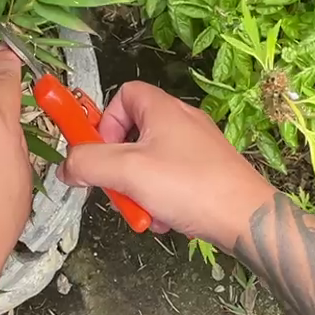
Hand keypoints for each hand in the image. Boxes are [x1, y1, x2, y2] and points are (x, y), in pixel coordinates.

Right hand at [60, 81, 274, 251]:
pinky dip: (161, 202)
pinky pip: (169, 183)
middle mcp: (182, 123)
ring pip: (149, 165)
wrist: (246, 218)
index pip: (123, 95)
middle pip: (132, 136)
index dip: (104, 122)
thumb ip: (89, 164)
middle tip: (119, 190)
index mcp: (163, 110)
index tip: (97, 151)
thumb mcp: (128, 172)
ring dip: (139, 192)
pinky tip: (167, 219)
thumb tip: (68, 166)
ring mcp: (196, 150)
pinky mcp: (206, 174)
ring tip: (147, 211)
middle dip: (119, 169)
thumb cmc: (194, 187)